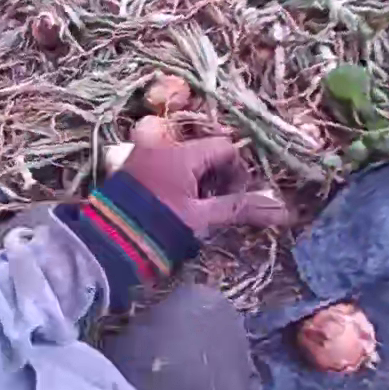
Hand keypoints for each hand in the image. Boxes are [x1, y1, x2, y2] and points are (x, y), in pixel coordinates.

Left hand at [121, 135, 290, 237]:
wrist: (105, 244)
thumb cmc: (156, 228)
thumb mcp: (200, 219)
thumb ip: (239, 209)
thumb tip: (283, 211)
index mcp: (181, 152)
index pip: (225, 148)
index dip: (237, 172)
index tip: (236, 198)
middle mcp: (160, 145)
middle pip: (203, 151)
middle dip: (216, 175)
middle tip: (216, 203)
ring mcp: (142, 156)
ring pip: (183, 158)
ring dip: (196, 178)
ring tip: (196, 207)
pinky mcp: (130, 170)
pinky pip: (163, 165)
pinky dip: (177, 180)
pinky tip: (174, 205)